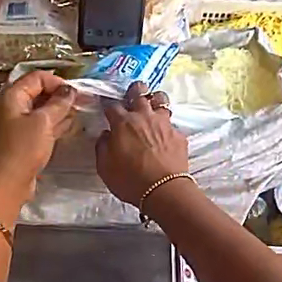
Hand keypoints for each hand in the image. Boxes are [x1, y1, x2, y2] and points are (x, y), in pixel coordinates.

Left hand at [0, 71, 76, 218]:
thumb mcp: (43, 123)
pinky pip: (40, 127)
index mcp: (12, 96)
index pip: (37, 77)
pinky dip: (54, 125)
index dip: (58, 82)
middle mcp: (11, 107)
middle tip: (82, 103)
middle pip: (38, 93)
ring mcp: (15, 126)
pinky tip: (69, 127)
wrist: (4, 186)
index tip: (76, 93)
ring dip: (59, 111)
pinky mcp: (21, 142)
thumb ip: (58, 103)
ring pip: (40, 111)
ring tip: (79, 114)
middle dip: (60, 96)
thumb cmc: (22, 150)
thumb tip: (70, 90)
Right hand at [96, 82, 188, 207]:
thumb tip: (106, 135)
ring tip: (152, 111)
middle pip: (139, 92)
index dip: (107, 105)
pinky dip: (166, 128)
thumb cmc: (130, 180)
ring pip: (161, 100)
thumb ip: (102, 147)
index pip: (112, 105)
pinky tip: (165, 137)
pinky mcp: (178, 135)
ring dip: (155, 102)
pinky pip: (172, 124)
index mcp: (123, 123)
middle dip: (134, 91)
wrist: (163, 190)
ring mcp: (164, 124)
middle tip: (133, 97)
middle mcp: (144, 117)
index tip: (106, 108)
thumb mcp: (105, 167)